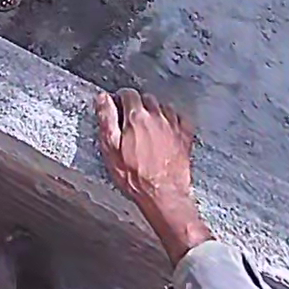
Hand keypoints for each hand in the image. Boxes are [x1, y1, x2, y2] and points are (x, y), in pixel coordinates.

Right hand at [95, 89, 211, 262]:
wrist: (163, 194)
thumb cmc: (134, 176)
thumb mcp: (110, 149)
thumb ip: (106, 120)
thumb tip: (103, 99)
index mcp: (136, 118)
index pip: (128, 94)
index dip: (120, 98)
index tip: (117, 105)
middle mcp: (157, 117)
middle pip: (146, 98)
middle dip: (137, 104)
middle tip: (129, 118)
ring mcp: (173, 126)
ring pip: (163, 107)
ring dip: (154, 111)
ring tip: (147, 125)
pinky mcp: (184, 137)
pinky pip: (179, 118)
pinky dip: (172, 119)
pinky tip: (165, 129)